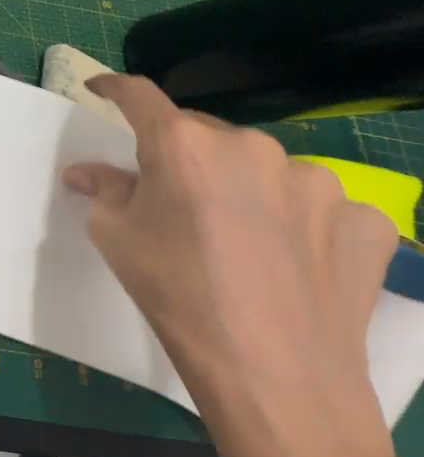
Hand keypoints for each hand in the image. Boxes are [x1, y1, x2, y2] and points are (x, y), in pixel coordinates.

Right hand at [63, 75, 401, 456]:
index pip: (140, 96)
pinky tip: (290, 255)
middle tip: (172, 196)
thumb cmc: (173, 290)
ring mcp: (319, 182)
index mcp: (183, 144)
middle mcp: (252, 147)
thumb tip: (90, 173)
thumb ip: (106, 189)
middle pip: (205, 135)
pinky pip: (318, 204)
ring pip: (263, 168)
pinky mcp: (365, 220)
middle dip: (184, 155)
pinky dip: (298, 218)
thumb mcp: (114, 234)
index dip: (114, 88)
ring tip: (237, 233)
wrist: (272, 368)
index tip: (101, 89)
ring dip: (244, 186)